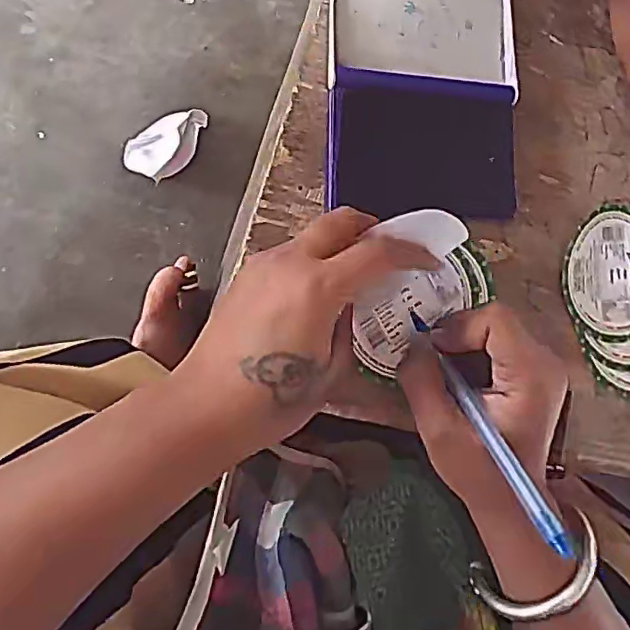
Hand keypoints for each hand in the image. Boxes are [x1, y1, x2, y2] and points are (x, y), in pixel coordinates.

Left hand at [170, 208, 435, 453]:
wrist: (202, 409)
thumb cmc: (271, 401)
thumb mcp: (331, 370)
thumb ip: (350, 327)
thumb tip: (353, 306)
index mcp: (318, 286)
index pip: (377, 252)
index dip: (410, 252)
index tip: (427, 260)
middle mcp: (290, 262)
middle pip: (341, 220)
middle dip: (372, 228)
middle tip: (390, 250)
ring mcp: (264, 264)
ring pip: (313, 234)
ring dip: (340, 244)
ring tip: (353, 274)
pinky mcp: (247, 274)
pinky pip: (291, 252)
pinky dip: (314, 259)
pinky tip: (316, 291)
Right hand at [397, 305, 567, 514]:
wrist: (512, 504)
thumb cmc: (478, 473)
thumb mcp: (438, 431)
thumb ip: (421, 379)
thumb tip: (414, 341)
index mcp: (531, 374)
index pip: (495, 318)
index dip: (458, 327)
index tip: (434, 352)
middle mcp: (547, 362)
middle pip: (497, 319)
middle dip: (459, 334)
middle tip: (435, 362)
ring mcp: (548, 365)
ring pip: (498, 327)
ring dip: (467, 343)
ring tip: (449, 375)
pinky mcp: (540, 370)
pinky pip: (503, 340)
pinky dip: (478, 350)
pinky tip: (465, 380)